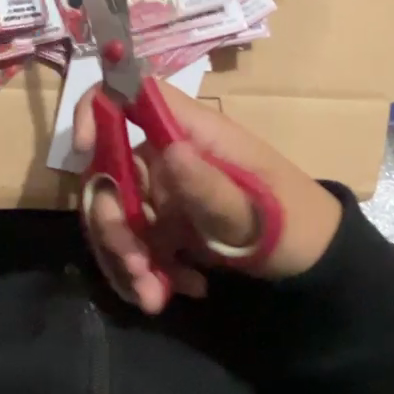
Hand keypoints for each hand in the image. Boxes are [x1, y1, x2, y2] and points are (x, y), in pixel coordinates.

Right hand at [74, 81, 342, 313]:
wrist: (309, 264)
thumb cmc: (287, 221)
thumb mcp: (247, 209)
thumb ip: (206, 184)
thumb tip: (167, 149)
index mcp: (189, 133)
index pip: (131, 96)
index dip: (95, 111)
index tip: (84, 152)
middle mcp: (167, 156)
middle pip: (108, 173)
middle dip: (112, 226)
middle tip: (136, 268)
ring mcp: (162, 193)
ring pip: (115, 218)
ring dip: (125, 261)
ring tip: (152, 297)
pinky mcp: (163, 227)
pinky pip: (133, 245)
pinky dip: (144, 273)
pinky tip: (173, 292)